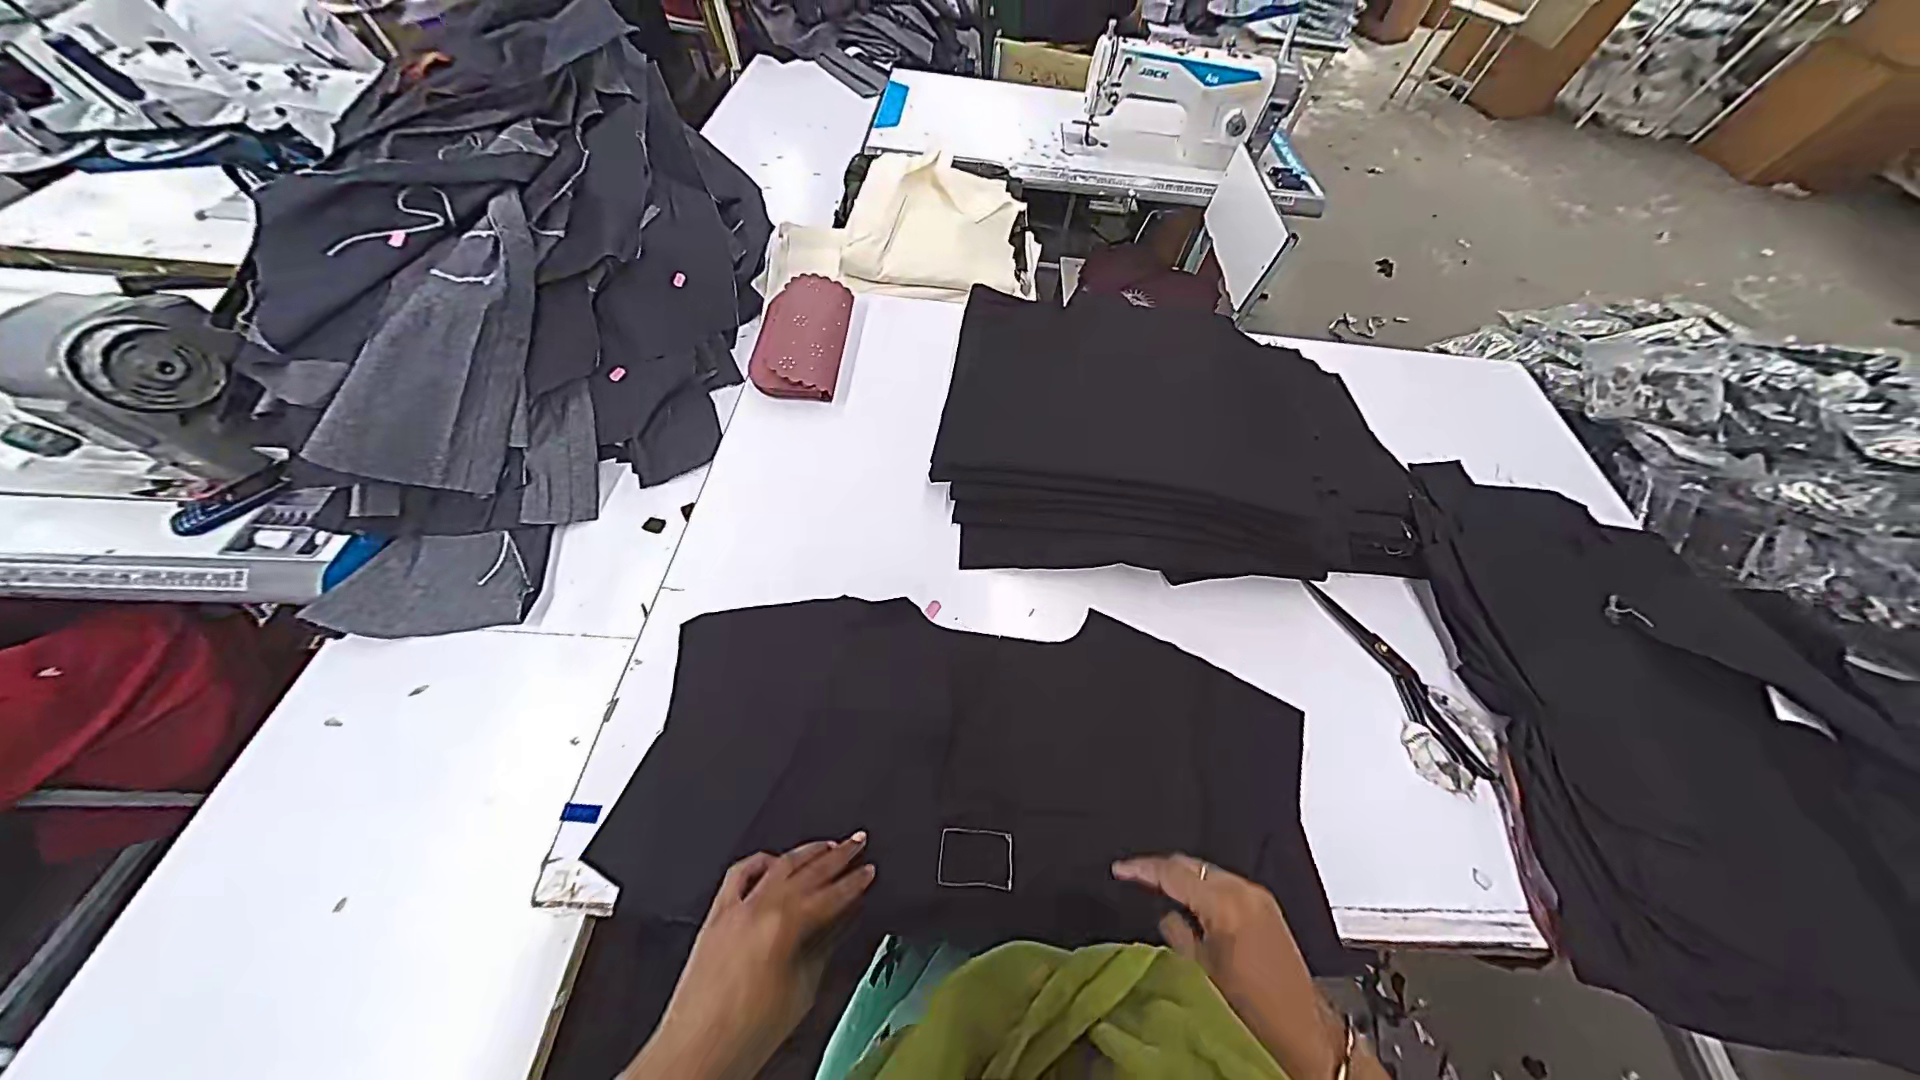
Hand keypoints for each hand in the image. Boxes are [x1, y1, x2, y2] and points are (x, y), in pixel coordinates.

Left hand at [623, 834, 875, 1079]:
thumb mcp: (801, 991)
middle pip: (808, 871)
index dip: (855, 881)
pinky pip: (739, 873)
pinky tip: (773, 860)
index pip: (831, 894)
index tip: (869, 870)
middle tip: (857, 841)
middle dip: (838, 854)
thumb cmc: (744, 1037)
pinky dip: (759, 862)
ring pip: (778, 864)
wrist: (695, 1056)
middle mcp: (760, 909)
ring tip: (827, 844)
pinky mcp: (716, 915)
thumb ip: (824, 946)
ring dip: (806, 851)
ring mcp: (736, 908)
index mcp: (785, 927)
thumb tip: (841, 921)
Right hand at [1113, 853, 1348, 1079]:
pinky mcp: (1267, 907)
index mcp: (1225, 905)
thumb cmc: (1252, 1013)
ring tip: (1157, 887)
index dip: (1141, 868)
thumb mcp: (1199, 972)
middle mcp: (1245, 892)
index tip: (1120, 869)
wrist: (1303, 1035)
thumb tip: (1165, 915)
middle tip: (1135, 876)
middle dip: (1161, 868)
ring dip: (1183, 877)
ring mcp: (1259, 897)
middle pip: (1191, 865)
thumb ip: (1175, 932)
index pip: (1173, 872)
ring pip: (1207, 871)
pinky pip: (1224, 883)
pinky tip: (1190, 901)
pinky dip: (1203, 887)